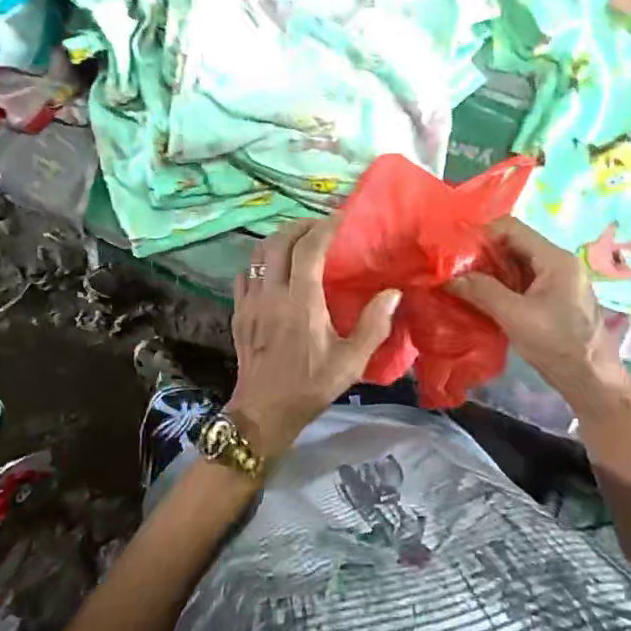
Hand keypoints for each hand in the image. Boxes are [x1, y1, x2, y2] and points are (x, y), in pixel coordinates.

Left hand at [226, 217, 400, 458]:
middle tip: (320, 227)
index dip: (324, 227)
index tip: (341, 218)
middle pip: (278, 242)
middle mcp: (271, 294)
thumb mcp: (350, 361)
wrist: (264, 411)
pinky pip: (245, 274)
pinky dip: (259, 262)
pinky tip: (273, 270)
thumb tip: (392, 293)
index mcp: (301, 302)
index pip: (308, 249)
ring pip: (257, 254)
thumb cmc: (310, 386)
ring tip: (298, 241)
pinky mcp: (237, 312)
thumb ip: (373, 325)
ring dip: (278, 240)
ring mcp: (249, 302)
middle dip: (300, 226)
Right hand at [447, 217, 629, 412]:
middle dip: (480, 254)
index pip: (511, 228)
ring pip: (514, 263)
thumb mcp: (514, 316)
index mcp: (554, 259)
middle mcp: (557, 262)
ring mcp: (555, 281)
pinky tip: (479, 297)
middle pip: (512, 244)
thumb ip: (481, 290)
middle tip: (452, 269)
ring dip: (487, 271)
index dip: (480, 234)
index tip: (454, 252)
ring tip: (460, 283)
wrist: (590, 379)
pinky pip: (519, 281)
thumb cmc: (557, 343)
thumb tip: (448, 277)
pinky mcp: (550, 297)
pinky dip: (498, 285)